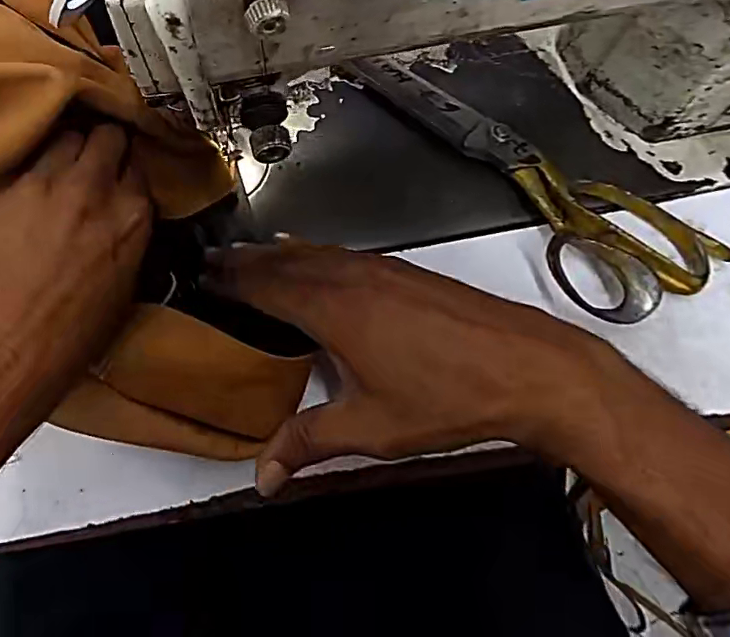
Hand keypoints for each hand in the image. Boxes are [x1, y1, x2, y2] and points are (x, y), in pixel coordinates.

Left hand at [0, 124, 152, 415]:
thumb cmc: (67, 340)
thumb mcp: (123, 287)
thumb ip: (128, 237)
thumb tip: (121, 217)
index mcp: (130, 216)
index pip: (138, 165)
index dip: (127, 170)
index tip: (120, 176)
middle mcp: (91, 190)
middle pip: (106, 135)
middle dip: (103, 145)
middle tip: (95, 160)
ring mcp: (42, 186)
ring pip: (64, 138)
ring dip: (67, 151)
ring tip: (60, 172)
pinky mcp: (1, 193)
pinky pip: (23, 169)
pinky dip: (28, 179)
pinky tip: (23, 203)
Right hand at [209, 241, 613, 494]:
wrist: (525, 364)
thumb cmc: (446, 396)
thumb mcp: (371, 427)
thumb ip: (310, 441)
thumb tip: (263, 476)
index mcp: (332, 308)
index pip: (267, 285)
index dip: (232, 278)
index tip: (204, 272)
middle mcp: (350, 276)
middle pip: (286, 260)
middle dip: (248, 259)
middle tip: (216, 258)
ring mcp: (378, 268)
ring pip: (314, 252)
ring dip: (279, 253)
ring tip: (253, 255)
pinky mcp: (402, 270)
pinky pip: (341, 254)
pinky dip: (314, 253)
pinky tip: (314, 259)